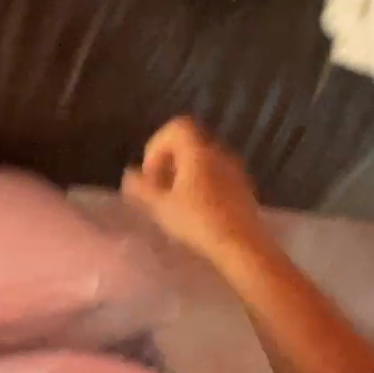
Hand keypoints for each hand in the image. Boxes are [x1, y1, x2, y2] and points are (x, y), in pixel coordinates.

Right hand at [121, 117, 269, 264]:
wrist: (242, 245)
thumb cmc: (198, 221)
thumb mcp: (160, 207)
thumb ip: (141, 188)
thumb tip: (130, 175)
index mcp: (198, 151)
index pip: (176, 127)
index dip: (157, 146)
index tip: (151, 175)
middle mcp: (219, 152)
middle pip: (189, 144)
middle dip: (169, 162)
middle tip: (159, 191)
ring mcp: (235, 169)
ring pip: (203, 160)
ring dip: (185, 175)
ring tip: (175, 204)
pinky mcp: (243, 187)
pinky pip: (217, 175)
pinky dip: (201, 185)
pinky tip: (197, 211)